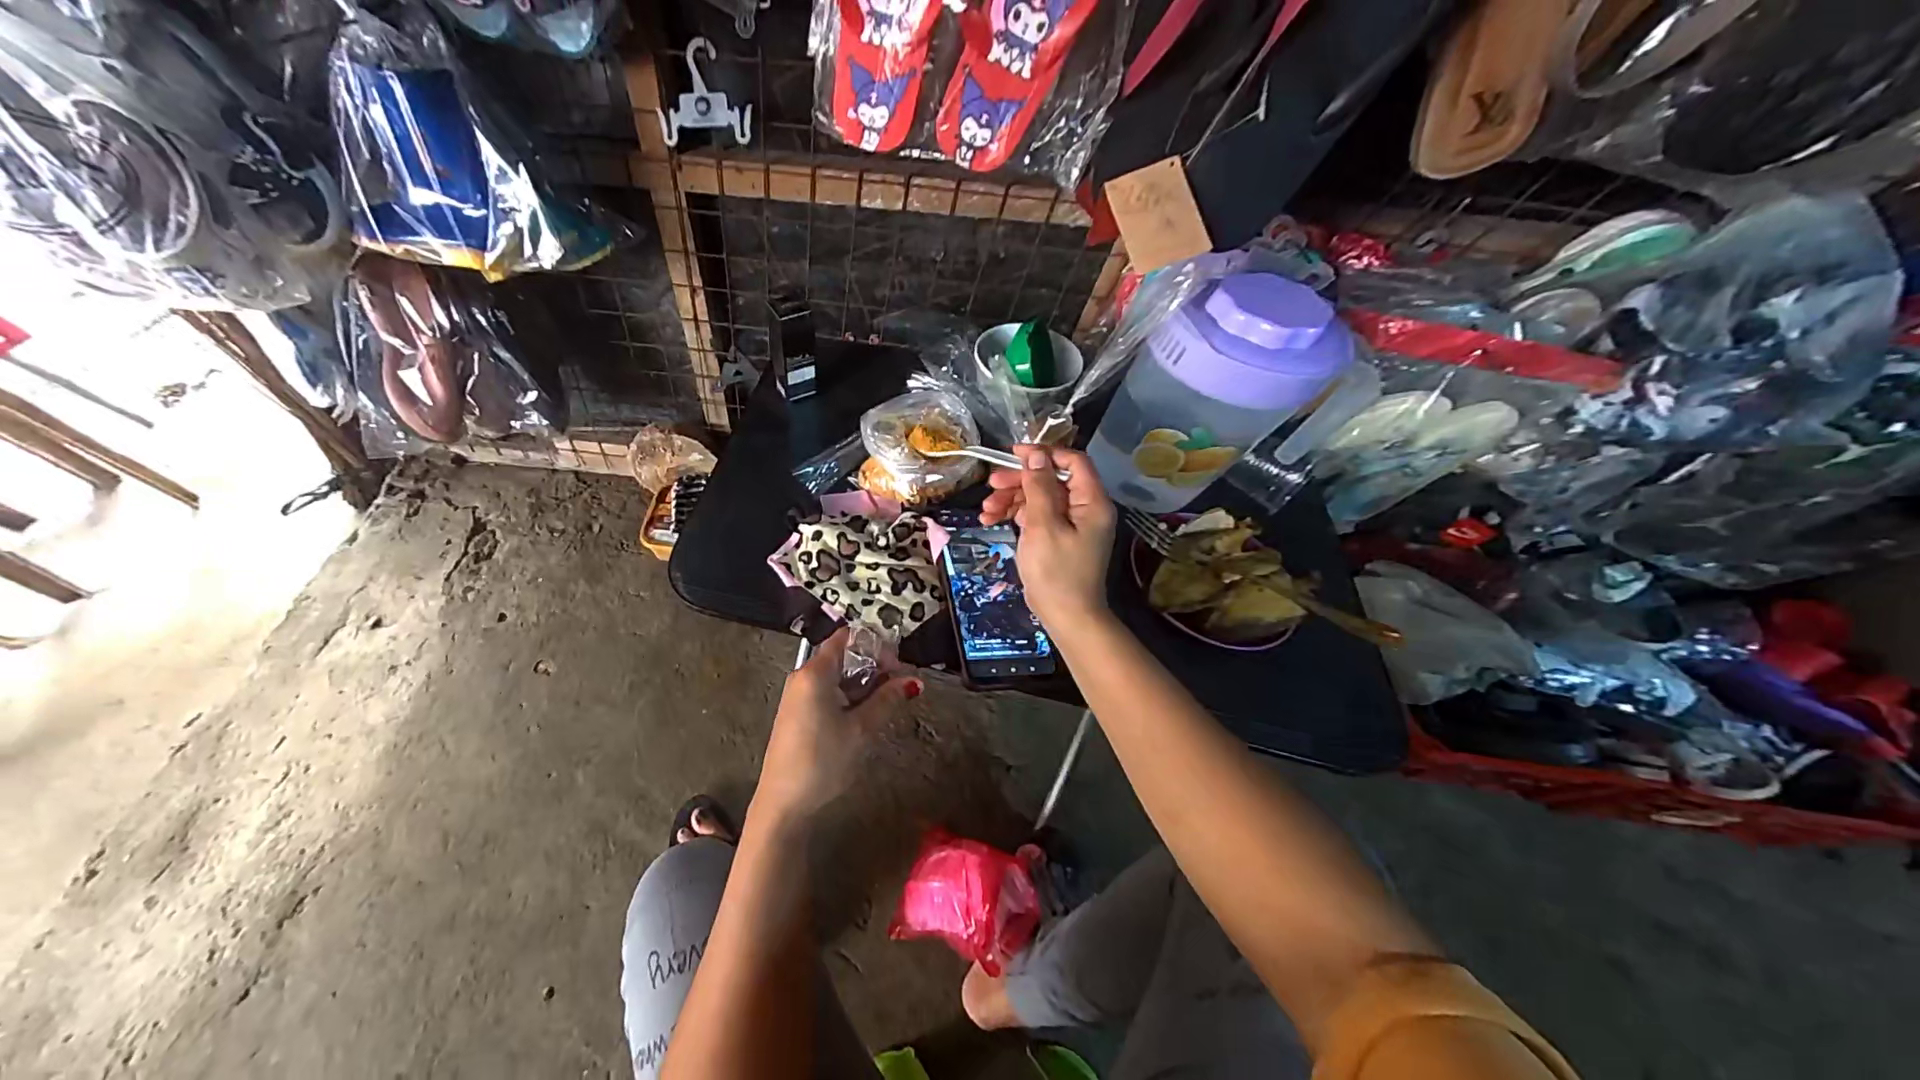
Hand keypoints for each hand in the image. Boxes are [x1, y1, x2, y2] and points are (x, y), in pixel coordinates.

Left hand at [754, 627, 922, 823]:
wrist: (784, 803)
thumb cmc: (822, 761)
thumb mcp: (861, 729)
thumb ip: (887, 699)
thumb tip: (912, 680)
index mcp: (815, 673)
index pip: (847, 638)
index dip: (875, 644)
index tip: (897, 664)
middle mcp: (803, 677)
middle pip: (843, 656)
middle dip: (874, 665)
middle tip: (900, 684)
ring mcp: (799, 696)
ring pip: (838, 676)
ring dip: (864, 683)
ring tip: (889, 701)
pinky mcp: (800, 714)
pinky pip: (829, 693)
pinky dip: (850, 696)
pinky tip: (866, 714)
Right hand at [979, 445, 1115, 633]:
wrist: (1067, 617)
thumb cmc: (1056, 572)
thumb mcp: (1043, 526)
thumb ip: (1039, 487)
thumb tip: (1036, 455)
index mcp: (1092, 501)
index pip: (1072, 461)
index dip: (1044, 453)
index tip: (1014, 455)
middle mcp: (1086, 508)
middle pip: (1052, 479)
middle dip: (1020, 480)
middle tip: (991, 484)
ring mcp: (1073, 524)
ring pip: (1041, 497)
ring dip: (1012, 499)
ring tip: (986, 510)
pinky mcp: (1060, 538)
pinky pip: (1038, 516)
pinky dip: (1017, 515)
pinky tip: (993, 520)